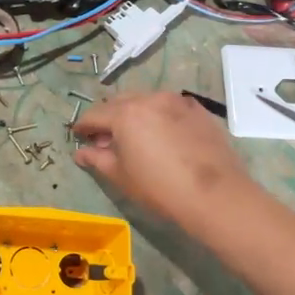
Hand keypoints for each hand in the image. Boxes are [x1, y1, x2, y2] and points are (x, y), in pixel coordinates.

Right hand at [72, 92, 262, 232]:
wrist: (215, 195)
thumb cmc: (159, 188)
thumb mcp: (121, 176)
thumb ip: (97, 159)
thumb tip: (81, 152)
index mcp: (125, 113)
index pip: (95, 114)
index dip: (83, 126)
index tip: (79, 136)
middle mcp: (149, 99)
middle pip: (120, 102)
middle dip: (109, 117)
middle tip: (106, 139)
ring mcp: (177, 101)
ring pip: (146, 100)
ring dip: (134, 114)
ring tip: (136, 136)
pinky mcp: (199, 110)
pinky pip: (170, 107)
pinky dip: (160, 116)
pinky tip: (163, 136)